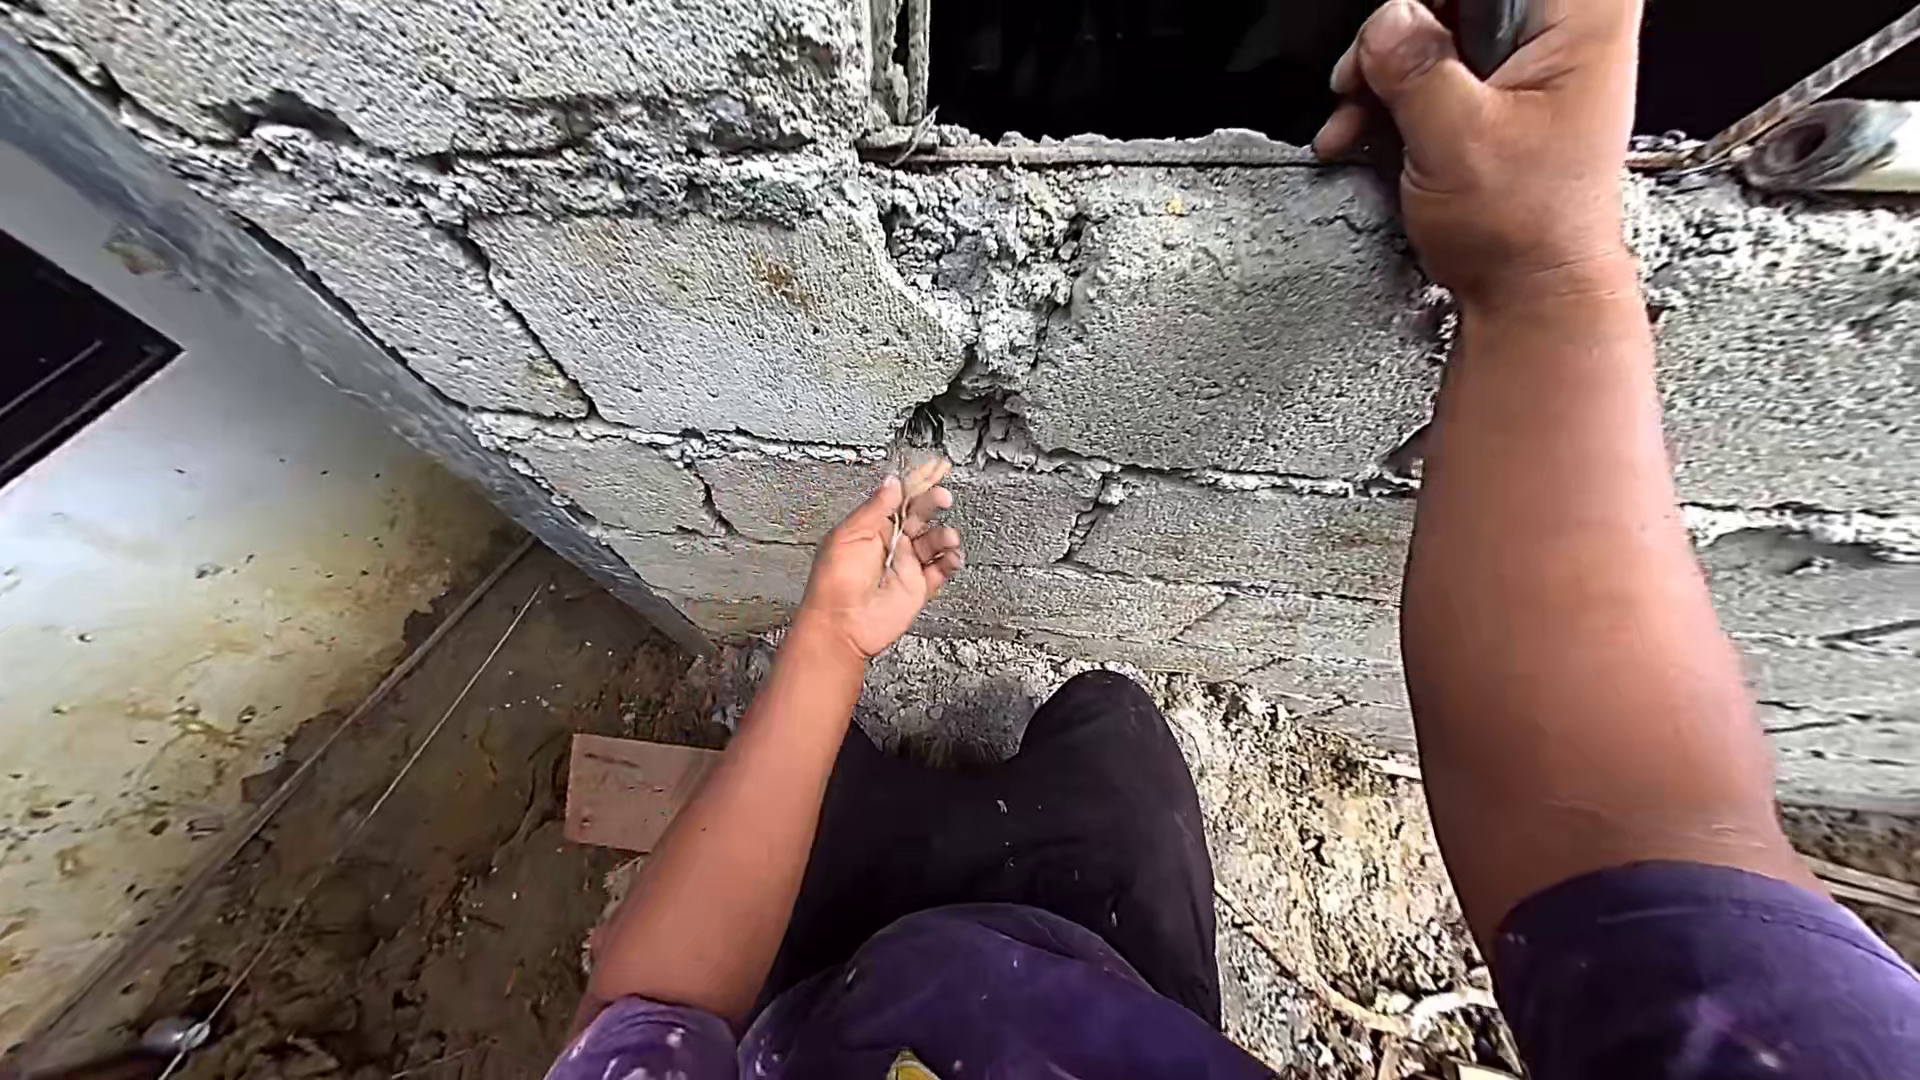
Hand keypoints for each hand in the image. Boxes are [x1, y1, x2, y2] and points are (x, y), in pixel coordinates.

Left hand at [792, 459, 964, 661]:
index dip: (917, 482)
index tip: (934, 468)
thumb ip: (874, 508)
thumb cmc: (834, 584)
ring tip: (946, 537)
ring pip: (934, 541)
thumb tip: (891, 483)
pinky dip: (950, 561)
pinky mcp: (918, 586)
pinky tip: (951, 557)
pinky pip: (941, 569)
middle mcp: (891, 543)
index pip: (899, 498)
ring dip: (944, 535)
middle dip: (933, 503)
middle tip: (942, 497)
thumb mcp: (848, 536)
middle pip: (920, 515)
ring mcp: (906, 564)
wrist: (841, 626)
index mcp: (872, 527)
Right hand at [1313, 0, 1642, 306]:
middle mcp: (1553, 35)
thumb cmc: (1522, 223)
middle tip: (1355, 84)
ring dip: (1375, 87)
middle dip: (1389, 46)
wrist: (1522, 283)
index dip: (1422, 4)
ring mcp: (1514, 75)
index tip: (1384, 39)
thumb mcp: (1457, 138)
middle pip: (1451, 5)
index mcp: (1577, 17)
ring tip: (1347, 128)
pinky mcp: (1481, 111)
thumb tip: (1385, 23)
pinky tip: (1360, 138)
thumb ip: (1419, 71)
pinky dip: (1383, 113)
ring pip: (1430, 46)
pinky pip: (1424, 89)